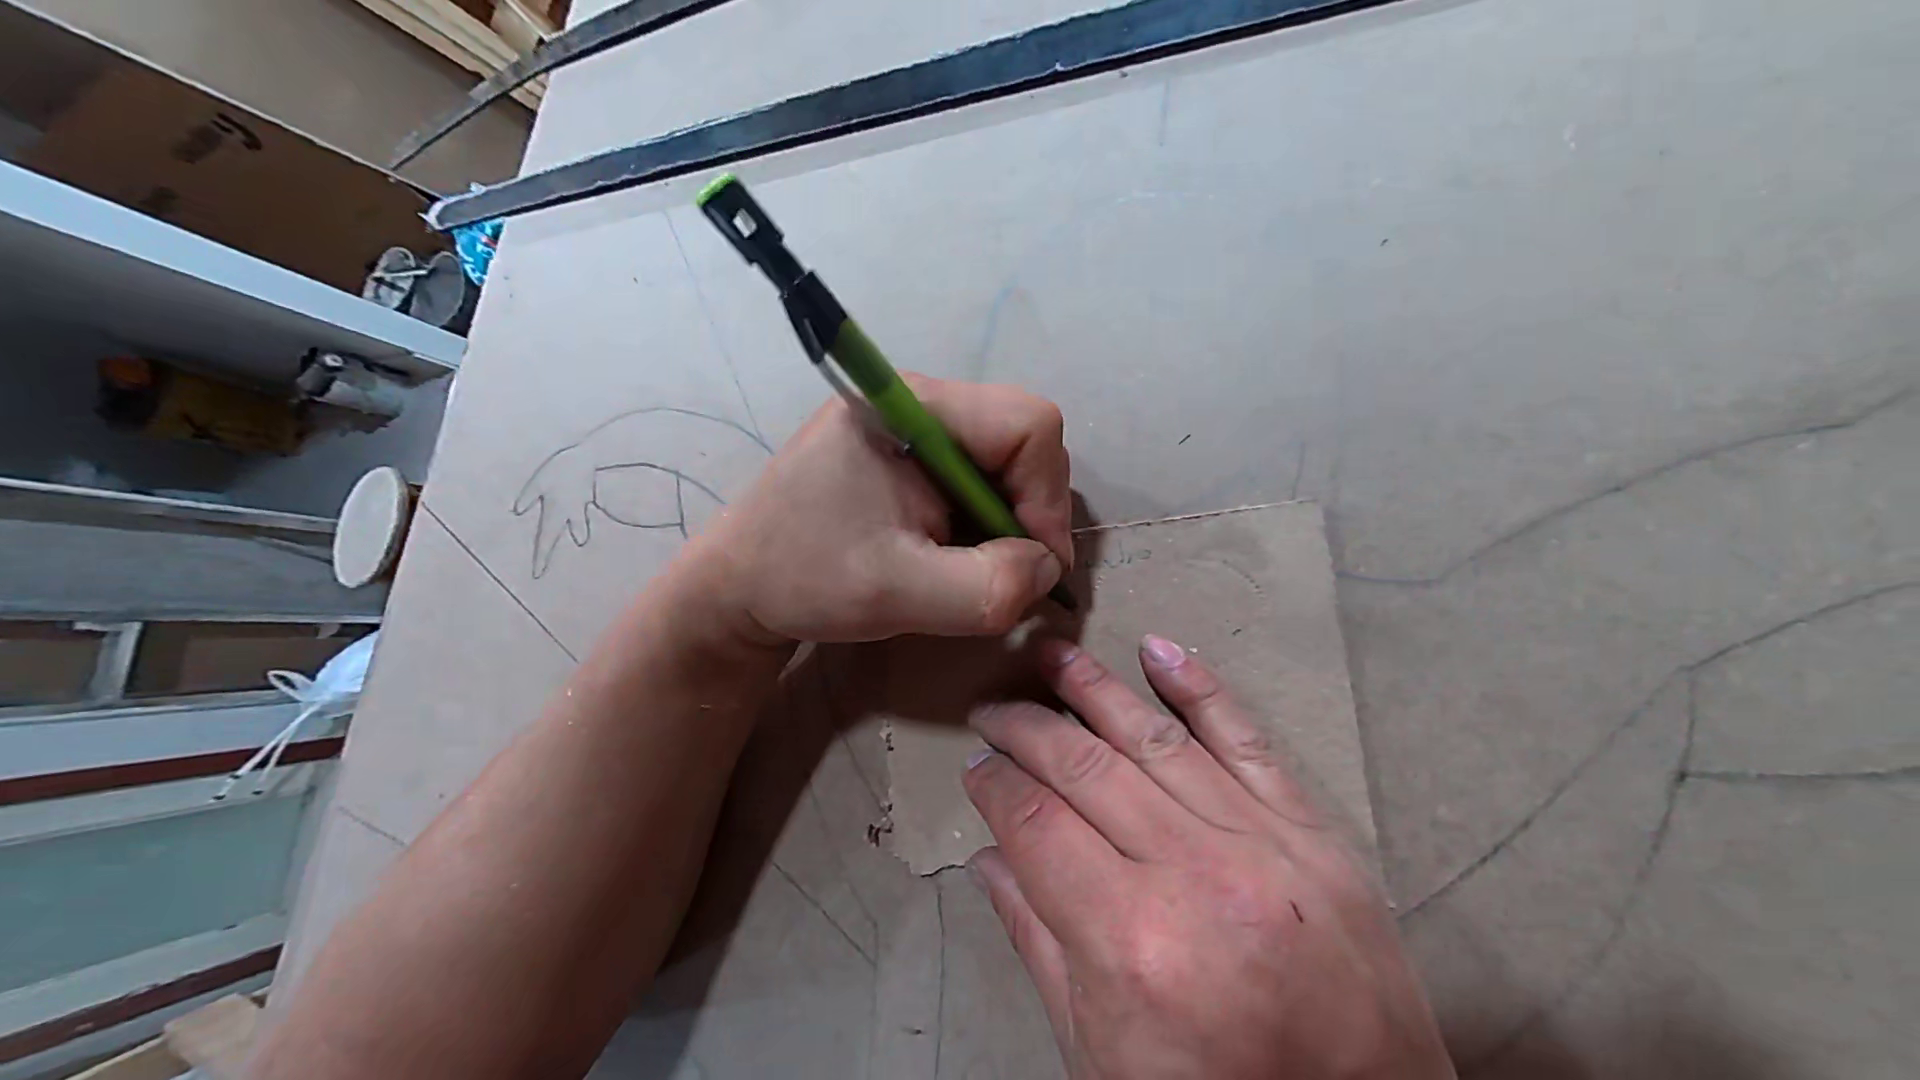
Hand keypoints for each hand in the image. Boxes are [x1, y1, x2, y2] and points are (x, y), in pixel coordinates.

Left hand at [689, 374, 1073, 643]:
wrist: (739, 587)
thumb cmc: (802, 579)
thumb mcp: (897, 593)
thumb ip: (988, 587)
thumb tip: (1046, 567)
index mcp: (912, 408)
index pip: (1028, 424)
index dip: (1046, 496)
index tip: (1034, 564)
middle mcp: (920, 404)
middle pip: (1024, 442)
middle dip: (1028, 514)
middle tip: (1005, 574)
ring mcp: (916, 429)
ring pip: (1008, 466)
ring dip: (1007, 525)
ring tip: (968, 570)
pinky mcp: (912, 459)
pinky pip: (980, 482)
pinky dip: (985, 526)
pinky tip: (951, 557)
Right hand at [963, 637, 1453, 1078]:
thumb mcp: (1098, 1052)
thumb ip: (1037, 942)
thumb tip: (988, 857)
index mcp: (1130, 941)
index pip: (1035, 823)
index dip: (994, 786)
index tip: (975, 767)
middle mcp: (1192, 875)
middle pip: (1084, 768)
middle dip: (1025, 728)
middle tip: (992, 708)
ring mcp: (1260, 843)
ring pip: (1153, 737)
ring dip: (1094, 685)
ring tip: (1051, 653)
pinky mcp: (1313, 832)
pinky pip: (1246, 739)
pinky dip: (1200, 688)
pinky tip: (1158, 648)